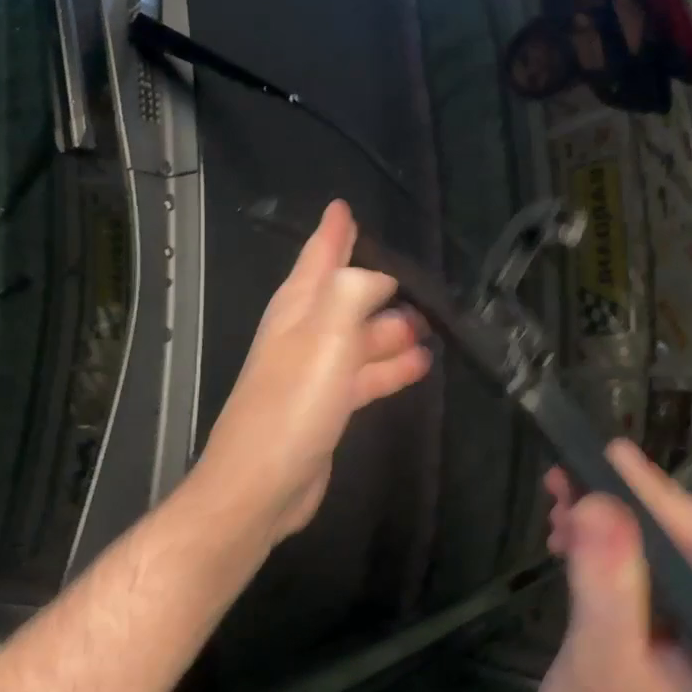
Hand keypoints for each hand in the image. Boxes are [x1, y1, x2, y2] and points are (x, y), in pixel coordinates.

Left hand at [192, 200, 430, 544]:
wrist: (261, 485)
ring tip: (430, 322)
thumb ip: (351, 293)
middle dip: (373, 282)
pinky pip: (364, 374)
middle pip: (342, 296)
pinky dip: (389, 366)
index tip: (344, 206)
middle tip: (416, 275)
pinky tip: (419, 364)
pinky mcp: (326, 408)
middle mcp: (302, 335)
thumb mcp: (324, 336)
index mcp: (295, 310)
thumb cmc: (292, 404)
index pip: (317, 258)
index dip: (333, 232)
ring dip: (390, 328)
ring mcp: (314, 373)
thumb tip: (377, 278)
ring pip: (358, 337)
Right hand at [531, 441, 691, 691]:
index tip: (606, 457)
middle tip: (568, 481)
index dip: (663, 496)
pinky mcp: (668, 630)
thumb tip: (601, 502)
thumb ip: (606, 588)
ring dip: (613, 520)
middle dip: (630, 504)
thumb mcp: (599, 667)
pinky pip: (645, 567)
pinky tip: (570, 536)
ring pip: (666, 548)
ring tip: (559, 508)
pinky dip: (607, 542)